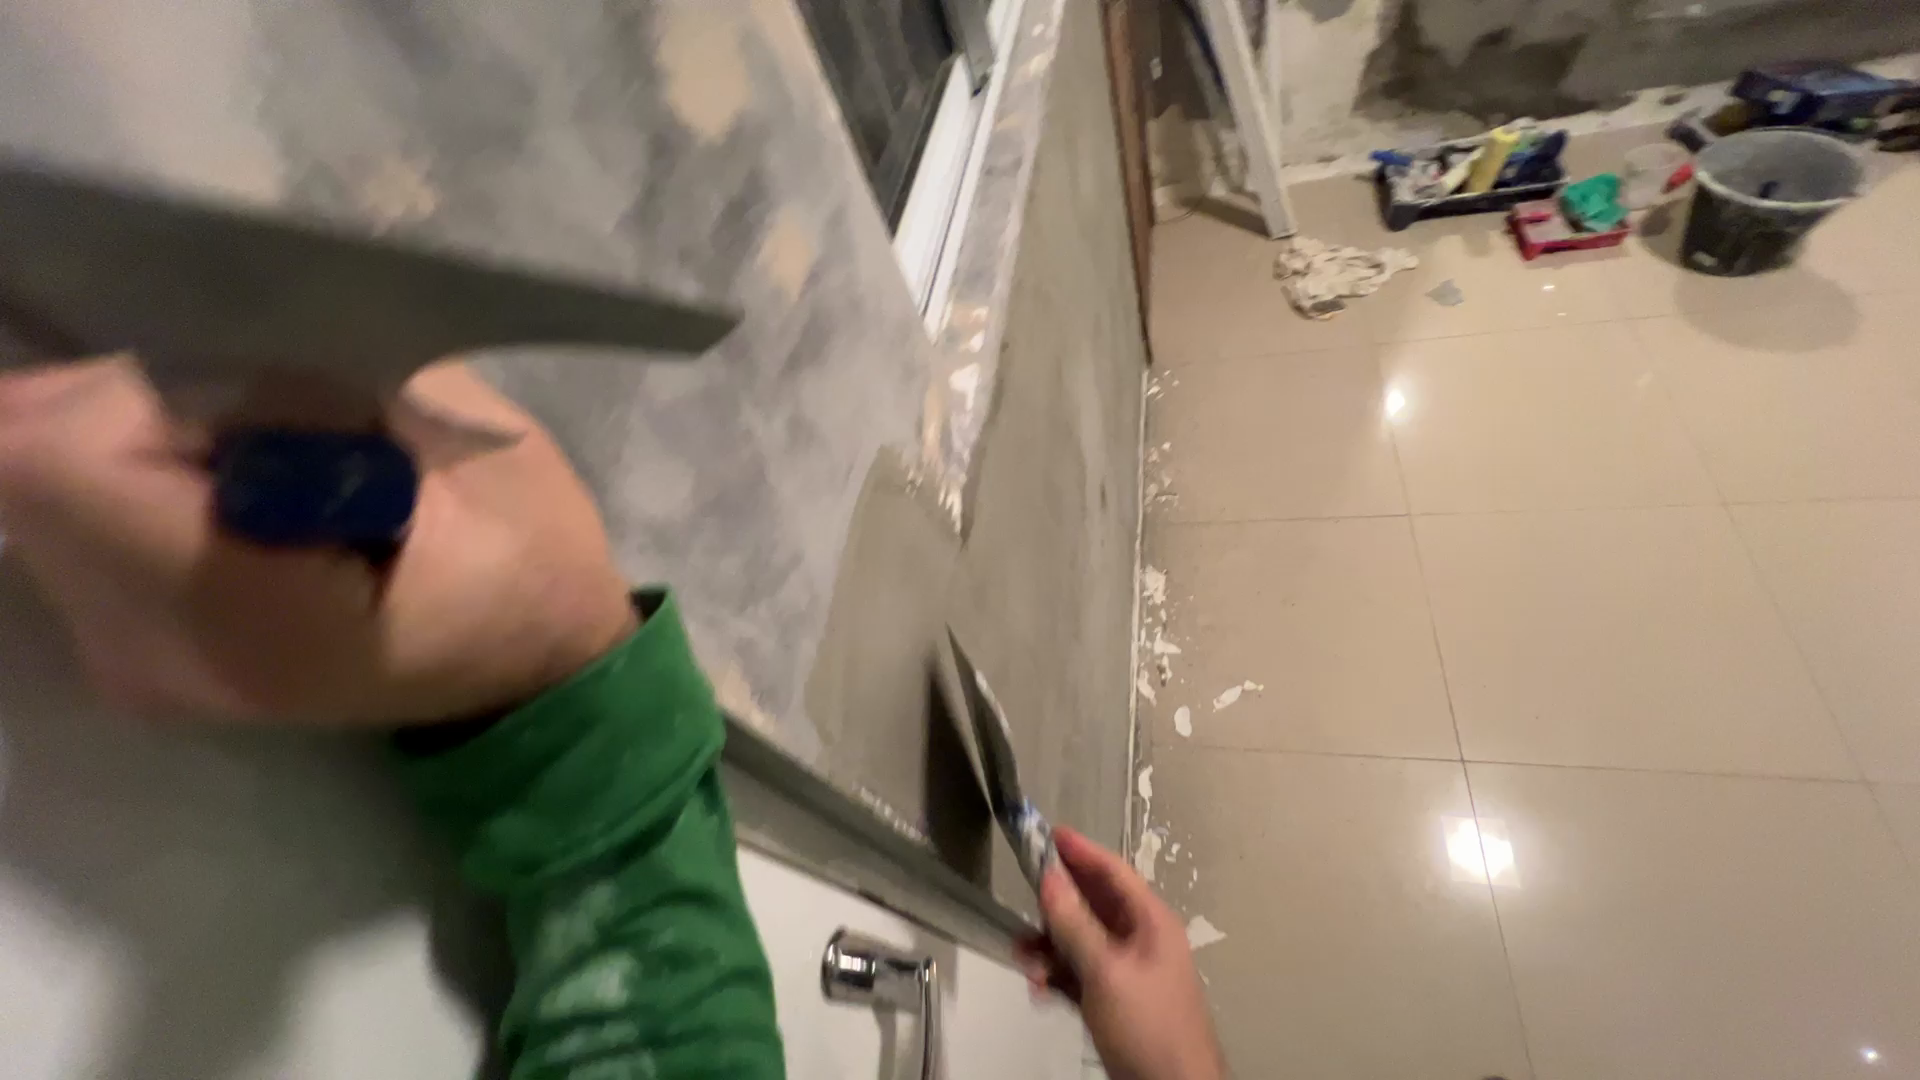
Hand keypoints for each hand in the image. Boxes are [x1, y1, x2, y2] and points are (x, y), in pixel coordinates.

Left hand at [0, 355, 635, 725]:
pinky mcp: (129, 647)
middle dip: (148, 409)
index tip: (260, 386)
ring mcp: (128, 660)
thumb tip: (203, 330)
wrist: (541, 667)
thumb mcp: (480, 456)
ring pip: (40, 491)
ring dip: (152, 443)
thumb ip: (335, 384)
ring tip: (286, 465)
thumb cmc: (540, 567)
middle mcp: (152, 654)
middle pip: (32, 467)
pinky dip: (151, 482)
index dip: (137, 387)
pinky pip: (73, 525)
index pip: (55, 458)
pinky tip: (256, 498)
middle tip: (293, 423)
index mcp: (259, 619)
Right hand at [1016, 826, 1226, 1079]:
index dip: (1081, 851)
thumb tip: (1049, 876)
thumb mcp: (1106, 971)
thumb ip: (1074, 924)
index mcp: (1150, 921)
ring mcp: (1125, 969)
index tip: (1048, 833)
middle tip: (1025, 900)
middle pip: (1091, 904)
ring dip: (1050, 946)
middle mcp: (1139, 938)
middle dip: (1055, 905)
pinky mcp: (1113, 998)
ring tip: (1024, 959)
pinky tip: (1038, 988)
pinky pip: (1078, 972)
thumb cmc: (1147, 1025)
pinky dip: (1056, 975)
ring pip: (1079, 939)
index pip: (1112, 871)